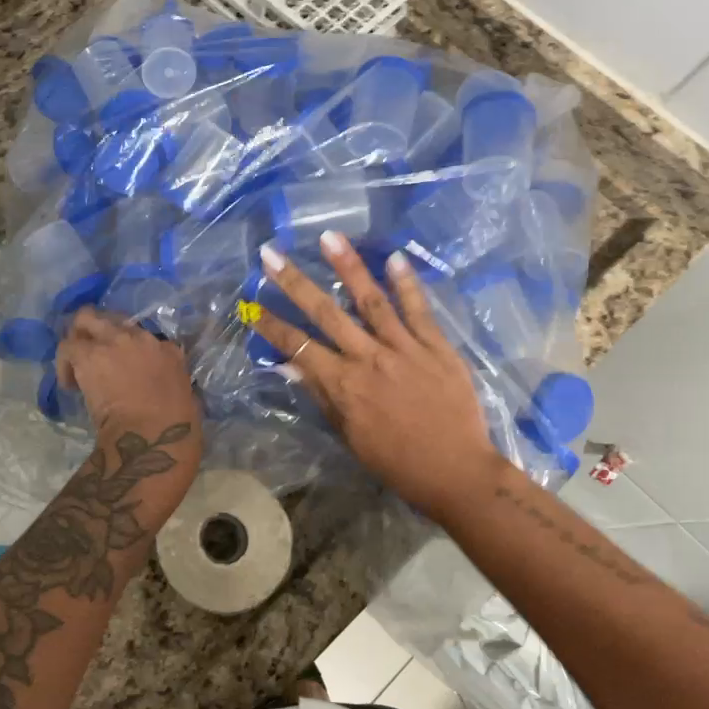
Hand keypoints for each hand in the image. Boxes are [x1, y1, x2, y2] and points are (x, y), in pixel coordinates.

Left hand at [56, 309, 202, 446]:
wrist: (151, 434)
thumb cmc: (173, 425)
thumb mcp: (183, 395)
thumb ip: (169, 379)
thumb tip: (157, 383)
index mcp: (166, 349)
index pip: (141, 334)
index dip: (126, 346)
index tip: (120, 365)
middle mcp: (139, 337)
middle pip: (110, 316)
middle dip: (96, 328)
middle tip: (90, 351)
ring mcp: (112, 340)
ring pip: (84, 320)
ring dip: (77, 341)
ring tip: (74, 366)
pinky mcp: (88, 354)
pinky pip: (66, 347)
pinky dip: (63, 363)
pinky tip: (68, 384)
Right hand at [250, 231, 500, 516]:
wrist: (457, 472)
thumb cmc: (397, 462)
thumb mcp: (350, 436)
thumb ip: (321, 395)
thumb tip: (288, 366)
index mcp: (344, 384)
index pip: (297, 345)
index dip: (271, 324)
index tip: (251, 303)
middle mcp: (368, 358)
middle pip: (325, 312)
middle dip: (294, 281)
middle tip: (270, 254)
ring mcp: (404, 348)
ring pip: (370, 300)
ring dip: (347, 266)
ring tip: (328, 237)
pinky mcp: (436, 347)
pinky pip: (418, 310)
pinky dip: (406, 283)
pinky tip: (394, 257)